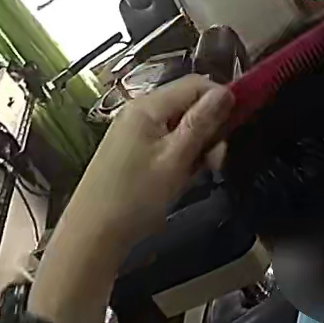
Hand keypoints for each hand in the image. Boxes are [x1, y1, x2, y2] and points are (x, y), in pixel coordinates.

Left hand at [30, 75, 231, 322]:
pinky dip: (181, 153)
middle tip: (215, 162)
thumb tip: (227, 92)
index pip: (196, 83)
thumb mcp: (176, 159)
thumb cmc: (135, 198)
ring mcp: (133, 129)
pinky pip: (167, 139)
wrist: (89, 239)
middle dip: (209, 127)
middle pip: (189, 102)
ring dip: (197, 144)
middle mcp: (139, 110)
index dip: (221, 99)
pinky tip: (180, 177)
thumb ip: (203, 122)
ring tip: (197, 173)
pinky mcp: (131, 148)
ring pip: (181, 123)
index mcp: (148, 106)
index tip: (234, 129)